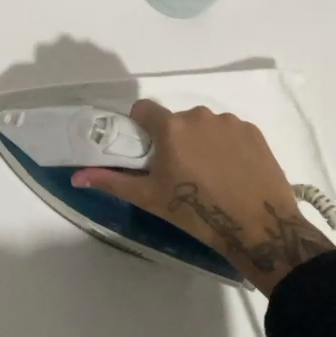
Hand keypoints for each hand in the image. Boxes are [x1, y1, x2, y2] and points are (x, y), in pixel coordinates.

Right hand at [71, 101, 335, 294]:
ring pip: (203, 125)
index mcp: (170, 127)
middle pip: (175, 120)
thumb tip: (76, 177)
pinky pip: (230, 131)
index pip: (143, 109)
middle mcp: (199, 116)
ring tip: (209, 175)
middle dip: (173, 139)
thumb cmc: (197, 213)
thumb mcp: (149, 199)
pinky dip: (226, 146)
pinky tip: (231, 172)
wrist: (259, 227)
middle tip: (178, 172)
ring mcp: (230, 123)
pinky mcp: (254, 133)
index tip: (147, 150)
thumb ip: (111, 182)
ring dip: (200, 141)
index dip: (140, 126)